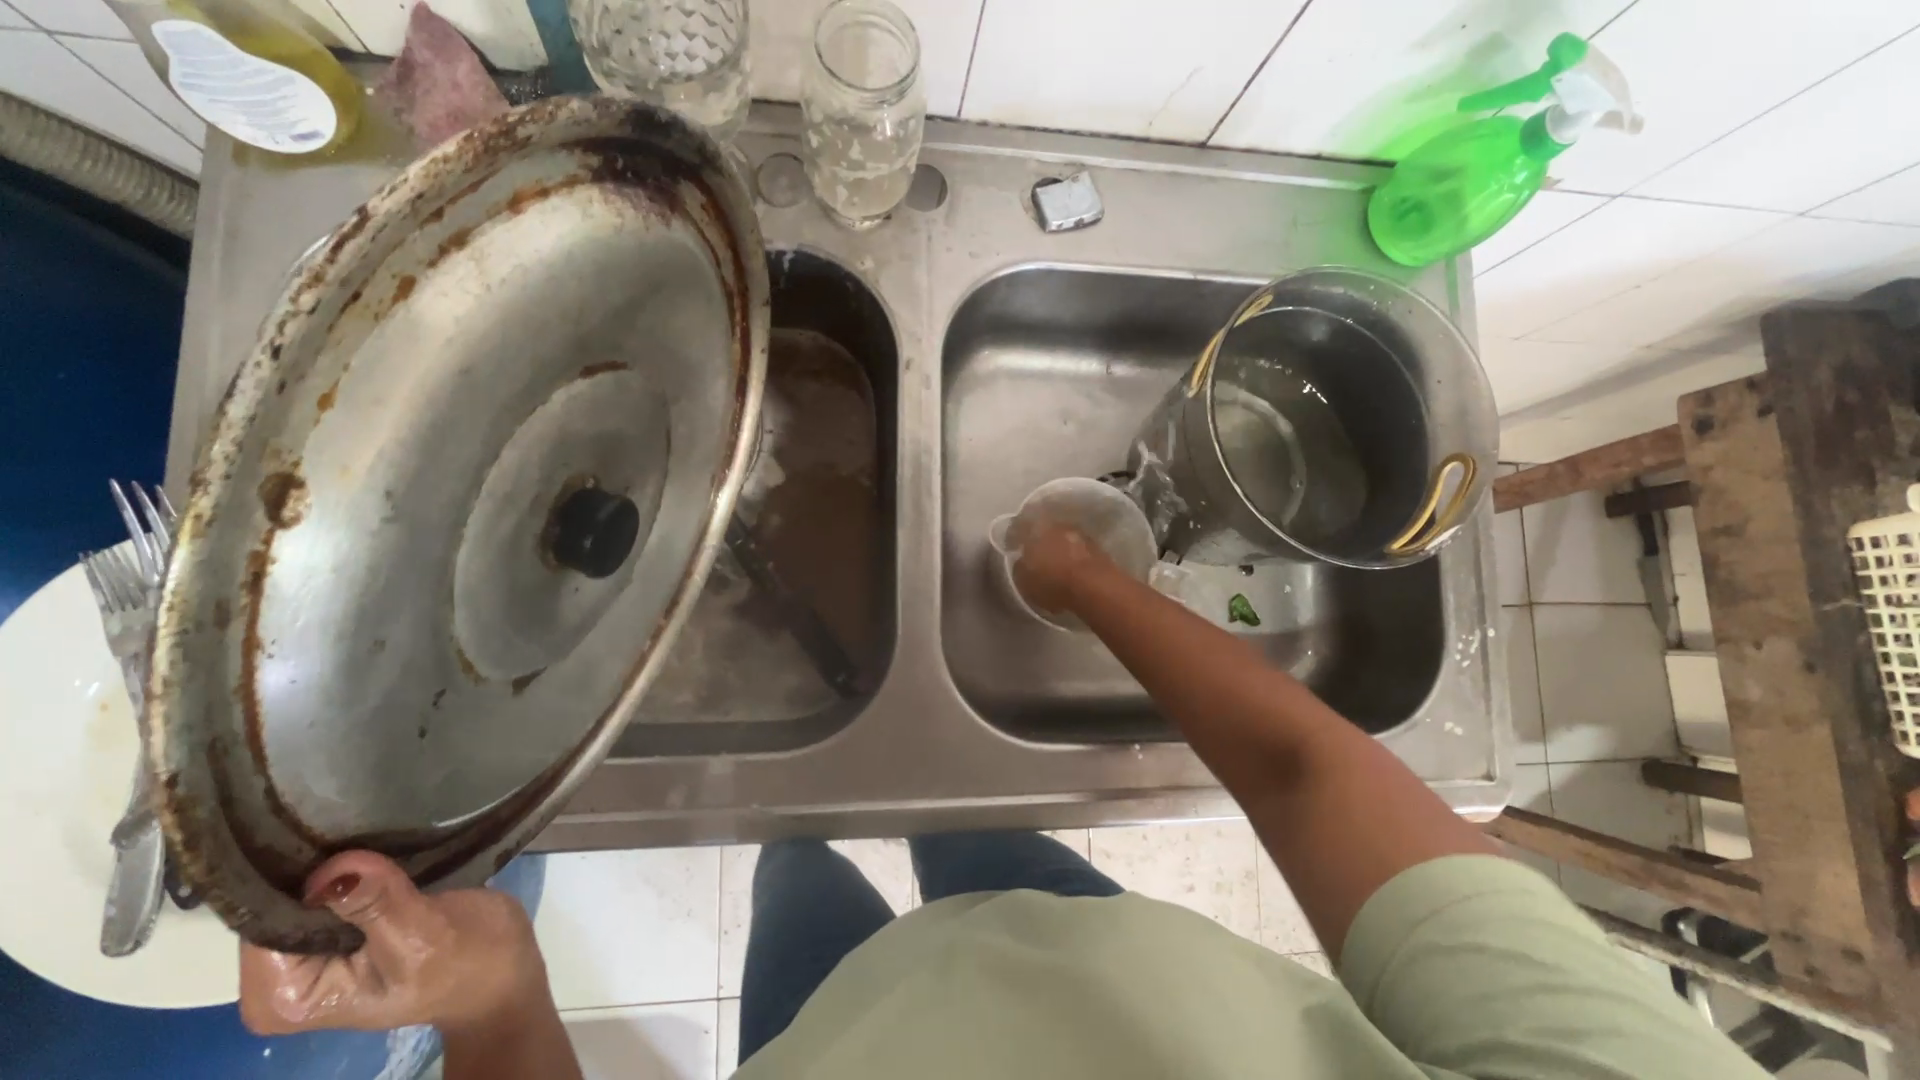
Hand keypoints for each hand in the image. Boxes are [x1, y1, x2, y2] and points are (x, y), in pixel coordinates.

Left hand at [238, 851, 549, 1036]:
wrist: (504, 971)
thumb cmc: (468, 962)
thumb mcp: (425, 936)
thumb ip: (377, 904)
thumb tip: (332, 871)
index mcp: (284, 998)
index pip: (260, 923)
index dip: (298, 880)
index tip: (335, 841)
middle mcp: (279, 979)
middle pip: (275, 903)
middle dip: (318, 868)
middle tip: (360, 829)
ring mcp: (306, 955)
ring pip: (301, 890)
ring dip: (336, 862)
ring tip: (371, 834)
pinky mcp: (333, 932)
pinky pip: (325, 888)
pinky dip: (350, 866)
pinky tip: (376, 847)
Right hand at [1010, 519, 1108, 614]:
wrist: (1095, 586)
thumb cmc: (1053, 583)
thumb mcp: (1024, 582)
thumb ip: (1019, 567)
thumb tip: (1021, 560)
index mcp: (1034, 530)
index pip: (1018, 526)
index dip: (1013, 536)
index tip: (1012, 545)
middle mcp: (1056, 525)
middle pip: (1043, 528)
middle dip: (1038, 538)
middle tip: (1034, 551)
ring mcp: (1077, 533)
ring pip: (1062, 536)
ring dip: (1058, 545)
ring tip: (1055, 560)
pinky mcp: (1096, 545)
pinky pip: (1077, 547)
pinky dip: (1073, 554)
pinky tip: (1072, 567)